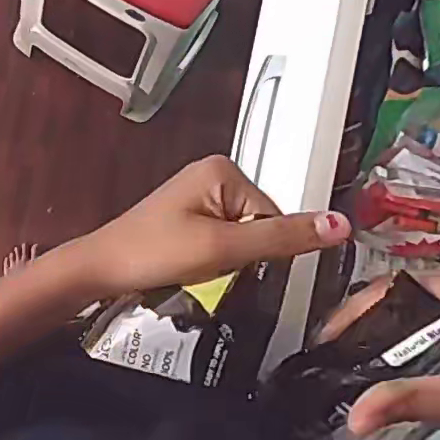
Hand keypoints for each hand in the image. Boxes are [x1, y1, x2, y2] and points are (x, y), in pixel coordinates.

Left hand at [58, 155, 350, 297]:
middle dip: (241, 253)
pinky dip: (213, 258)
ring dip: (226, 259)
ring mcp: (199, 195)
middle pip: (259, 224)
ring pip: (242, 236)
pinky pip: (223, 240)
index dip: (260, 248)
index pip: (275, 213)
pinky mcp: (190, 216)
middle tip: (206, 263)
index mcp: (222, 169)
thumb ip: (281, 236)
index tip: (233, 263)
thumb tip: (338, 225)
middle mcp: (212, 175)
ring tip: (194, 264)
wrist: (102, 270)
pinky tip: (188, 264)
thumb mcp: (222, 248)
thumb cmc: (152, 252)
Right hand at [346, 263, 439, 439]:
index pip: (408, 284)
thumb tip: (358, 413)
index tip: (334, 333)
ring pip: (426, 306)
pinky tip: (401, 361)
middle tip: (341, 348)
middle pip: (413, 292)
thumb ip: (413, 401)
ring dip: (395, 331)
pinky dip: (418, 338)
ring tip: (361, 355)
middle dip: (374, 320)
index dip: (364, 308)